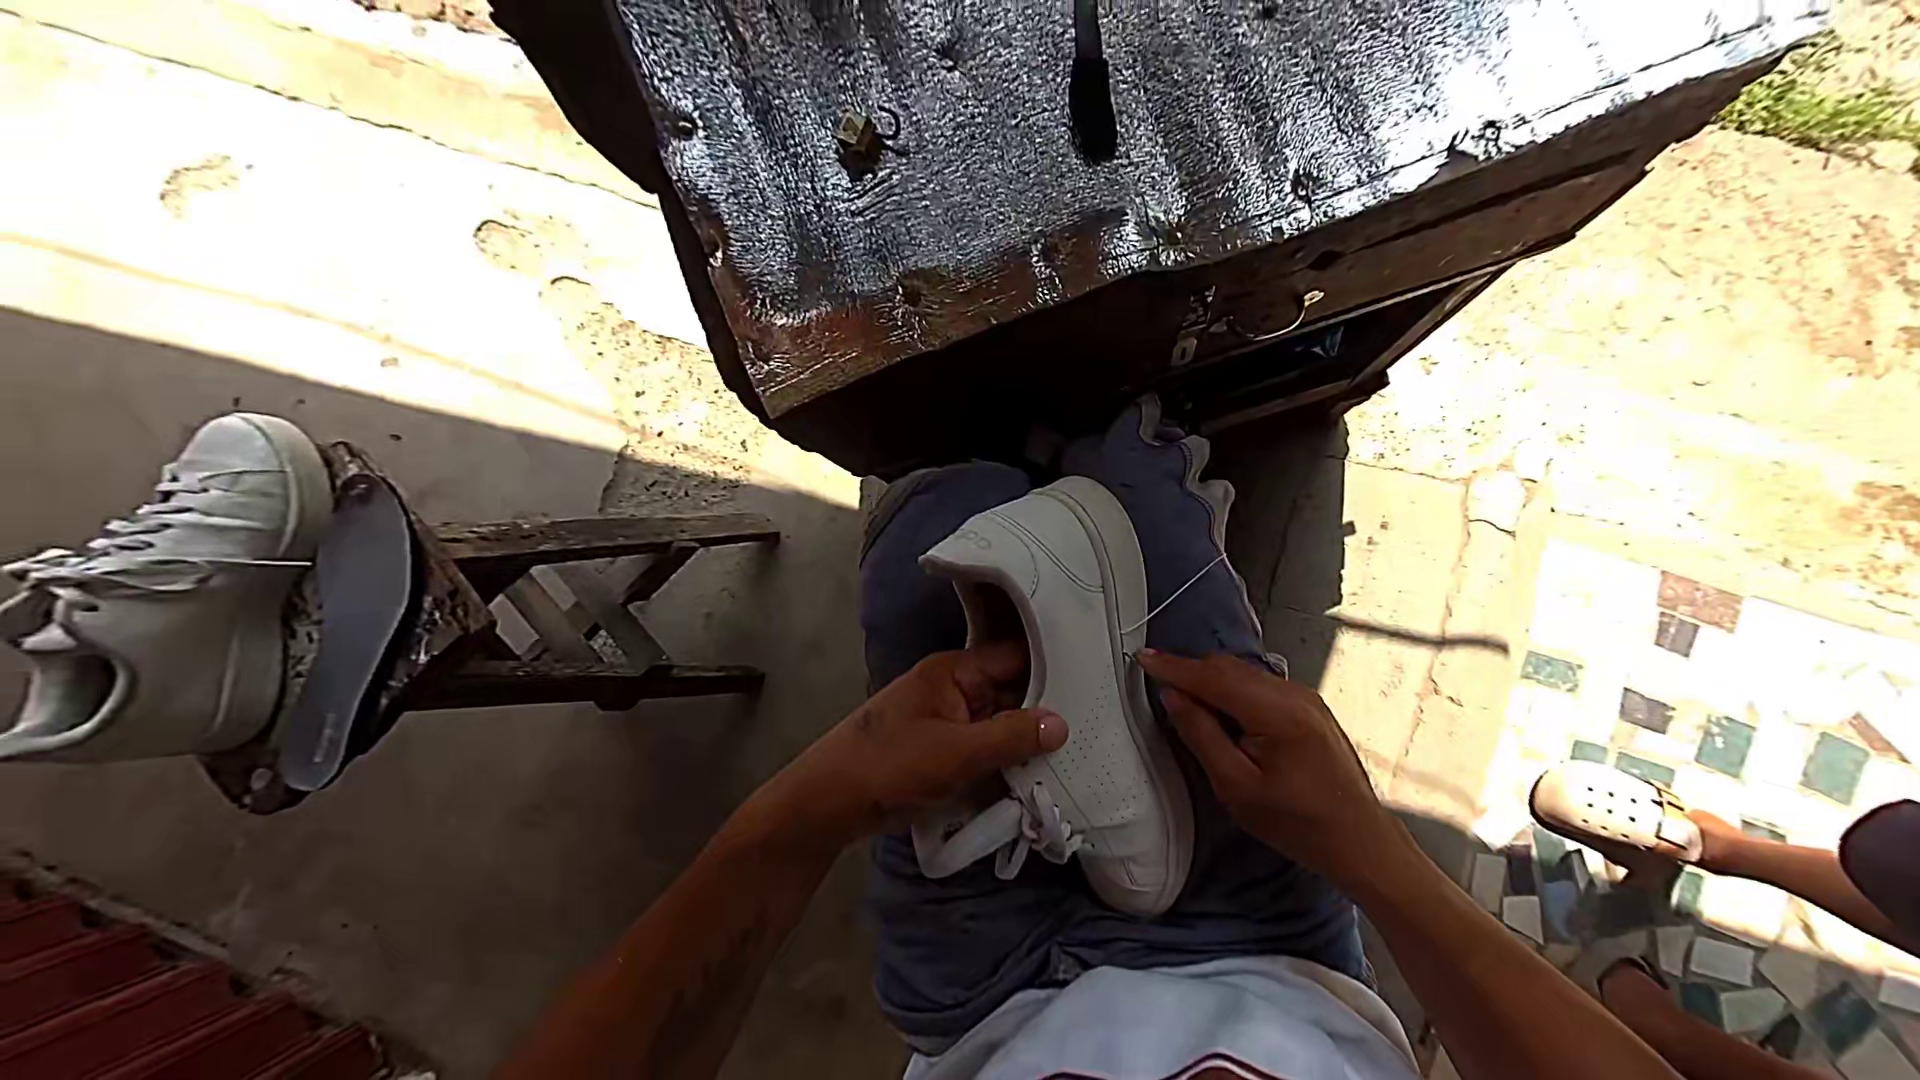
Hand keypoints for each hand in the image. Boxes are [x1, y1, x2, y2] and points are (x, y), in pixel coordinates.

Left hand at [776, 642, 1066, 843]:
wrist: (830, 802)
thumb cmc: (890, 766)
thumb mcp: (955, 752)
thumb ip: (1010, 736)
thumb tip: (1061, 724)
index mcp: (954, 672)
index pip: (1013, 659)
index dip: (1051, 671)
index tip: (1092, 688)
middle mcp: (953, 688)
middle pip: (1010, 692)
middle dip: (1042, 713)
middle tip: (1092, 731)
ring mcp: (947, 720)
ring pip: (998, 723)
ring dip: (1024, 742)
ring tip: (1073, 757)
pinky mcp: (942, 749)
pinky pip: (983, 747)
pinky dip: (1004, 761)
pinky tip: (1034, 777)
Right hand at [1136, 649, 1404, 891]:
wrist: (1362, 843)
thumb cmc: (1299, 824)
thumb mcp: (1236, 787)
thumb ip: (1201, 734)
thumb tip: (1173, 696)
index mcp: (1278, 713)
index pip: (1213, 677)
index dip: (1174, 667)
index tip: (1143, 659)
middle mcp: (1294, 694)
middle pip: (1227, 668)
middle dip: (1190, 673)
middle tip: (1162, 690)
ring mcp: (1305, 697)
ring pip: (1242, 673)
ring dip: (1210, 682)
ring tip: (1190, 706)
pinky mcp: (1308, 705)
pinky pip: (1257, 684)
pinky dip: (1231, 690)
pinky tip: (1223, 715)